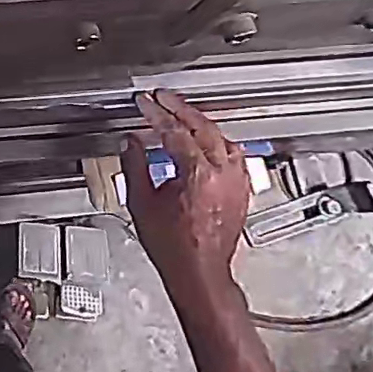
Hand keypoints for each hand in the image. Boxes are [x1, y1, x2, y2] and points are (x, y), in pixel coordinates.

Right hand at [122, 90, 249, 306]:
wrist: (199, 272)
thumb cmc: (174, 247)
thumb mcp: (142, 203)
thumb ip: (135, 165)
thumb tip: (130, 143)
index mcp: (197, 174)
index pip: (174, 131)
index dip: (156, 113)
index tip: (145, 103)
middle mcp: (222, 174)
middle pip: (201, 126)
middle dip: (179, 108)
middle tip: (162, 98)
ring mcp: (235, 181)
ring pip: (220, 136)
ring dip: (199, 122)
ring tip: (182, 114)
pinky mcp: (242, 189)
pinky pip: (232, 153)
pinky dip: (216, 140)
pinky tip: (206, 140)